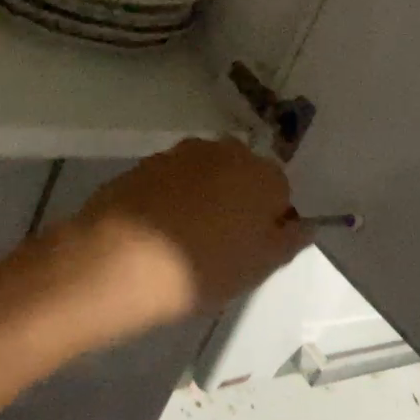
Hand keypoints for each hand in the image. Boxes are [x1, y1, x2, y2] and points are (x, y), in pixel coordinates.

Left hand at [66, 138, 309, 332]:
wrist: (117, 261)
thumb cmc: (201, 268)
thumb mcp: (258, 267)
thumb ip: (288, 241)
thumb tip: (302, 224)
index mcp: (261, 173)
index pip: (280, 192)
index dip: (269, 223)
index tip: (253, 251)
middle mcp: (223, 151)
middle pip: (241, 176)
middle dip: (236, 203)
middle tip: (222, 247)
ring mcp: (178, 154)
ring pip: (204, 176)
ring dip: (202, 199)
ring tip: (184, 243)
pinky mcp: (142, 164)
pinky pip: (169, 182)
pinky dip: (169, 201)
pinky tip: (156, 235)